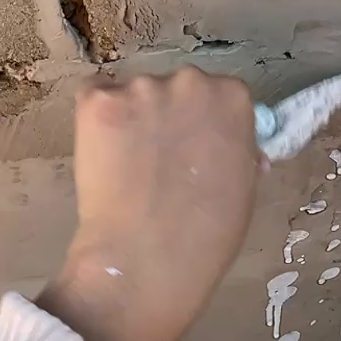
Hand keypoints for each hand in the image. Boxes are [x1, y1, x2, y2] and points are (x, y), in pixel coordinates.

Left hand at [37, 67, 260, 340]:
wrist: (147, 259)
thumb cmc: (209, 234)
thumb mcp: (244, 185)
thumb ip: (239, 151)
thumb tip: (234, 145)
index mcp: (233, 97)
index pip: (221, 95)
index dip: (207, 123)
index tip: (197, 148)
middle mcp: (190, 80)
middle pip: (178, 88)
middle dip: (170, 115)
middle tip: (161, 159)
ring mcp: (141, 87)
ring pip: (136, 95)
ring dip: (133, 119)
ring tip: (128, 166)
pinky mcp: (97, 101)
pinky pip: (95, 96)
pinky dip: (97, 119)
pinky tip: (101, 153)